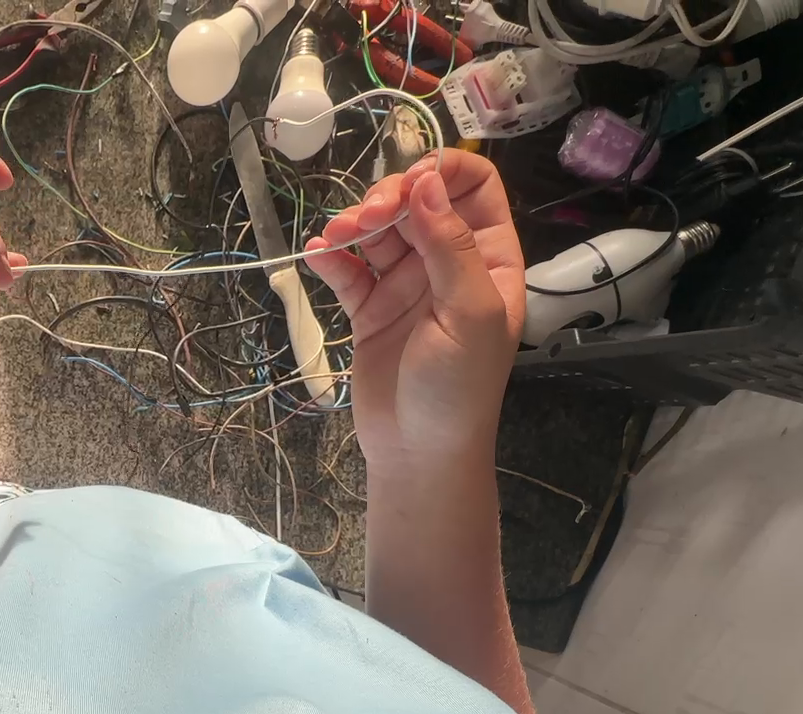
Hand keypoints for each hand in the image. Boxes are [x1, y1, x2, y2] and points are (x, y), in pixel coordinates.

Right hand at [303, 150, 525, 466]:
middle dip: (386, 200)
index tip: (407, 187)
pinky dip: (330, 259)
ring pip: (377, 235)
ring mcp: (404, 288)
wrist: (418, 450)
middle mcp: (445, 264)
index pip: (471, 188)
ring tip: (332, 238)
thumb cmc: (457, 387)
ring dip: (352, 226)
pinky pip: (348, 273)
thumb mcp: (467, 312)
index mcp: (487, 257)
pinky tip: (315, 254)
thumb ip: (449, 246)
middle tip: (363, 220)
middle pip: (416, 204)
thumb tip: (425, 183)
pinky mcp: (368, 312)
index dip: (440, 175)